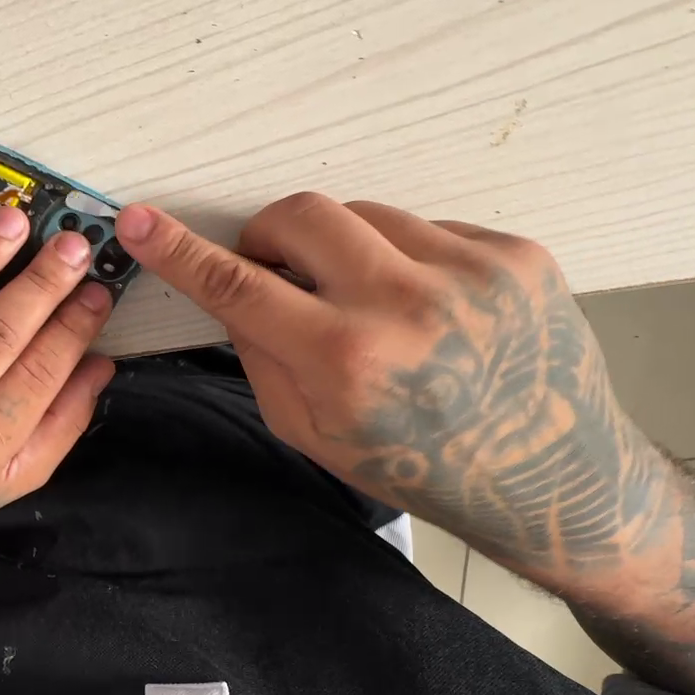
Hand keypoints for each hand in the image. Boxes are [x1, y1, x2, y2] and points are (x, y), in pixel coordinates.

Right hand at [114, 193, 651, 573]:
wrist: (557, 481)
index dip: (178, 250)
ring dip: (335, 247)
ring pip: (360, 212)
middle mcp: (406, 303)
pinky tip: (418, 306)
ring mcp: (470, 270)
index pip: (235, 285)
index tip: (138, 221)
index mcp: (343, 359)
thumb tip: (234, 291)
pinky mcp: (516, 253)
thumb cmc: (410, 467)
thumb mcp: (306, 428)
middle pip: (300, 214)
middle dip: (268, 234)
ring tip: (360, 299)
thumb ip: (259, 352)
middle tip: (275, 271)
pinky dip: (396, 256)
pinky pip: (420, 227)